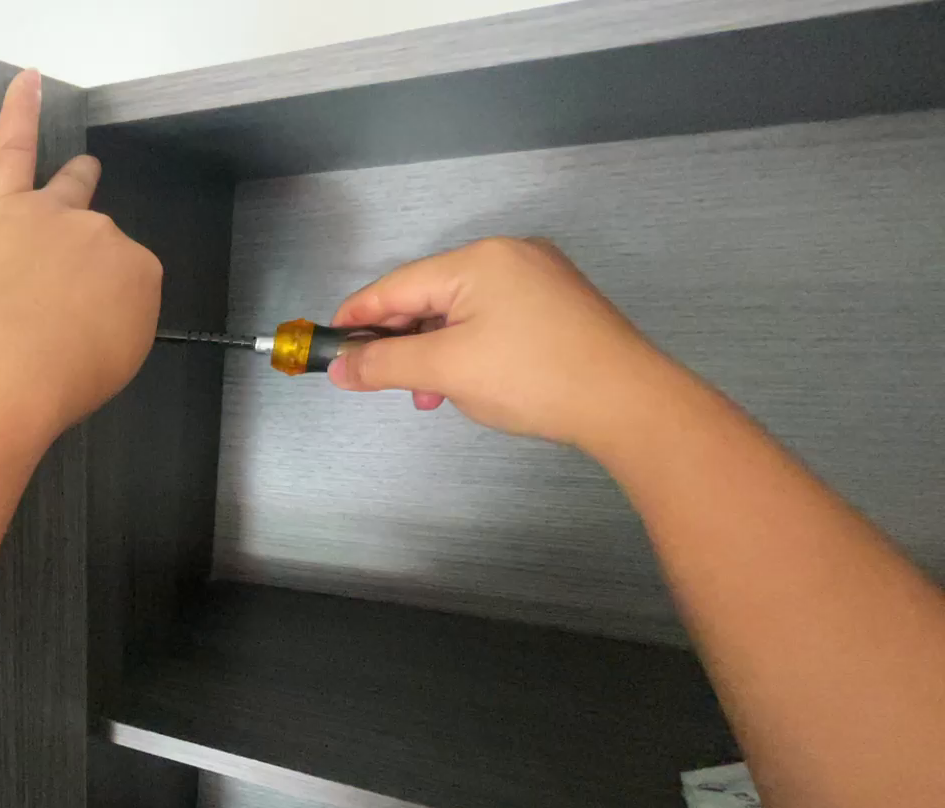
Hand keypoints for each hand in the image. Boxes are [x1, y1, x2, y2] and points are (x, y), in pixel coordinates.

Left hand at [0, 70, 161, 436]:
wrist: (5, 375)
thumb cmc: (57, 384)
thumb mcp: (112, 368)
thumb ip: (113, 330)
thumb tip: (96, 319)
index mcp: (138, 277)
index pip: (127, 279)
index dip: (103, 302)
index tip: (84, 328)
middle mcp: (103, 236)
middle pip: (98, 237)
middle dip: (85, 261)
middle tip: (65, 291)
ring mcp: (54, 216)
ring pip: (68, 190)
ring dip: (74, 186)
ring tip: (78, 178)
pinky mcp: (5, 206)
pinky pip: (14, 147)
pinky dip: (19, 111)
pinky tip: (27, 82)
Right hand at [327, 237, 688, 450]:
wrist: (627, 402)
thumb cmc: (530, 376)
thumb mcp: (442, 370)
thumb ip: (380, 364)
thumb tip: (337, 368)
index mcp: (478, 260)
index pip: (395, 286)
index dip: (355, 318)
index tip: (327, 349)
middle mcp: (507, 257)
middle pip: (423, 298)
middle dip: (396, 342)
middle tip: (378, 381)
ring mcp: (533, 279)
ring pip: (451, 314)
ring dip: (426, 353)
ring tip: (425, 394)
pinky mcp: (548, 305)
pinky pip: (482, 320)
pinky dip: (458, 350)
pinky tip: (457, 382)